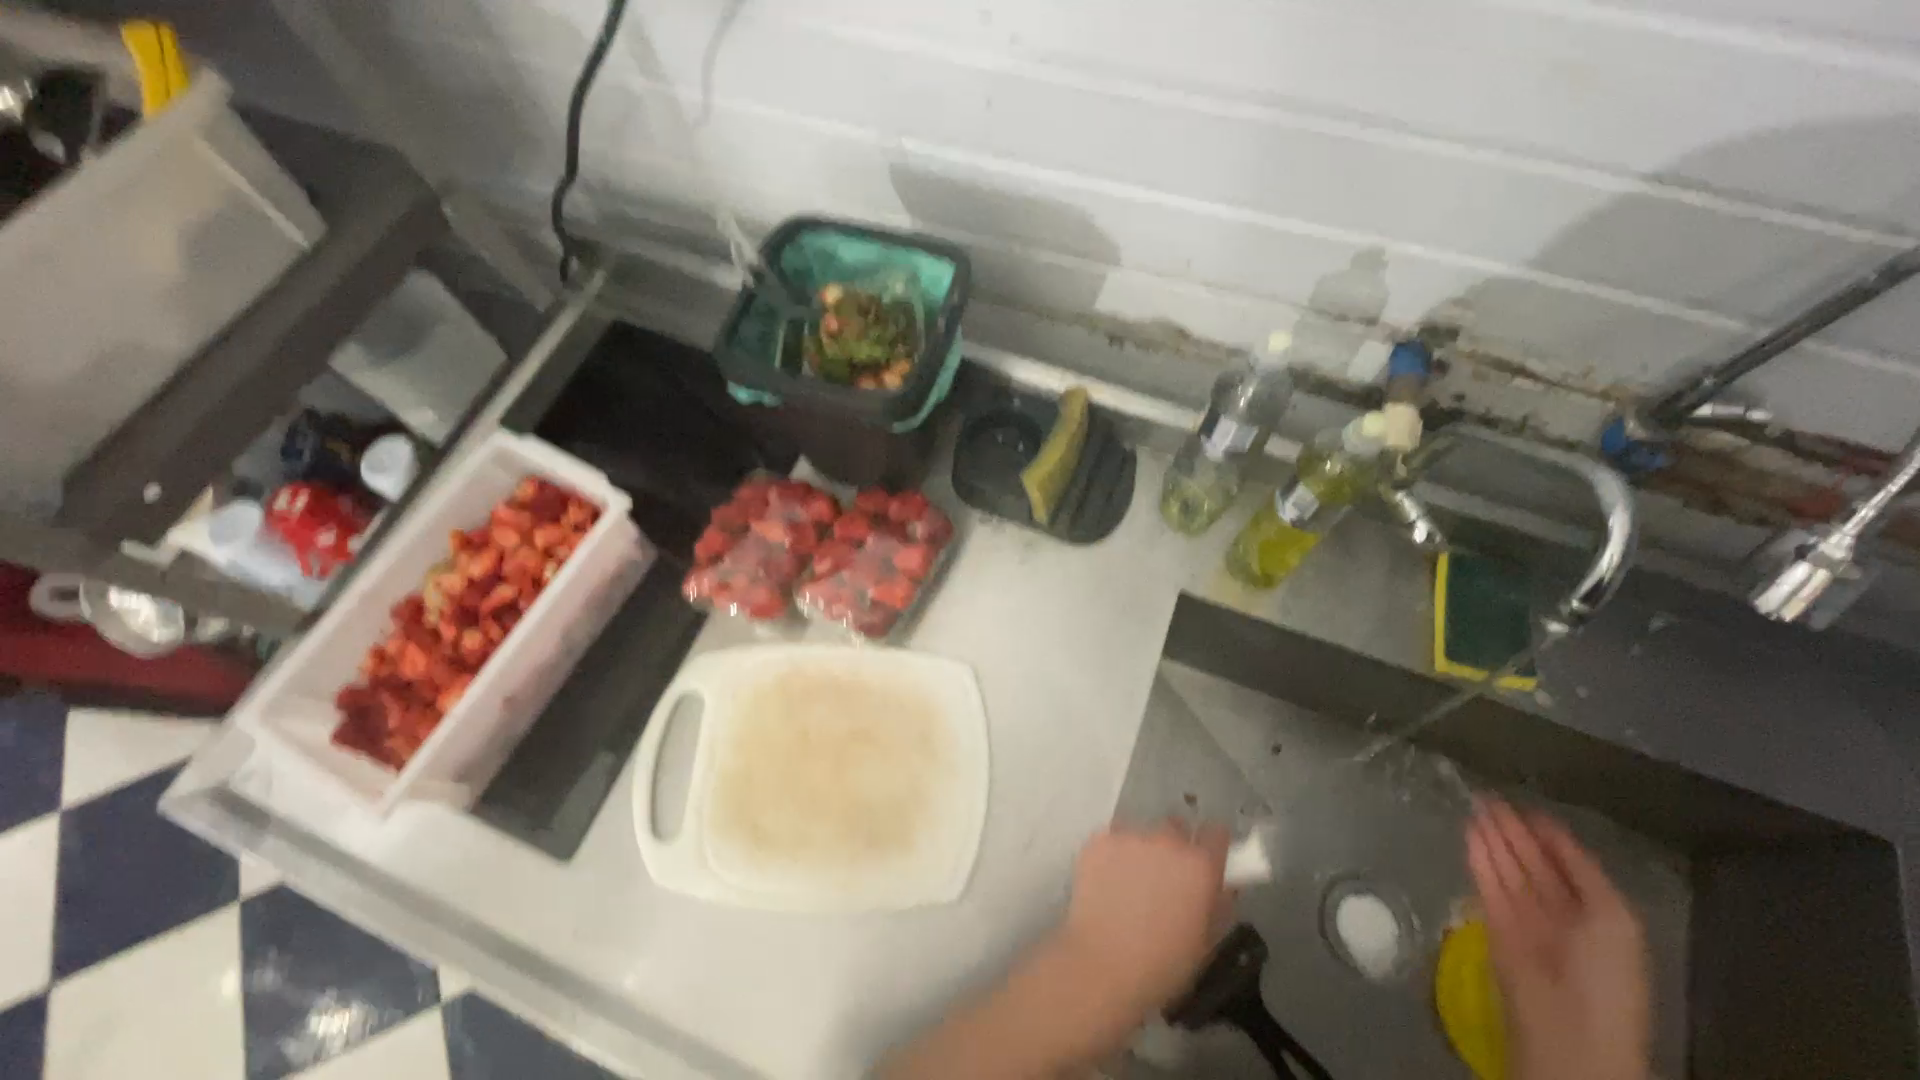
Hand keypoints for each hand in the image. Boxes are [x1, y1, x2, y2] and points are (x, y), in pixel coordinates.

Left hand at [1053, 821, 1233, 1023]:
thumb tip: (1220, 885)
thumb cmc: (1163, 964)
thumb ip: (1219, 903)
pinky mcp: (1098, 841)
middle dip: (1175, 847)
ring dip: (1142, 850)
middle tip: (1165, 877)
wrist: (1102, 966)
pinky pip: (1112, 839)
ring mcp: (1129, 837)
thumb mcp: (1207, 940)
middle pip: (1176, 828)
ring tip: (1130, 881)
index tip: (1206, 860)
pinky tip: (1107, 881)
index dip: (1212, 846)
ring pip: (1141, 833)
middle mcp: (1167, 841)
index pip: (1216, 833)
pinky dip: (1113, 854)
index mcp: (1200, 865)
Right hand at [1466, 798, 1650, 1079]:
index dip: (1547, 834)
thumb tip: (1548, 831)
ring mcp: (1525, 918)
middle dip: (1512, 830)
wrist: (1569, 1026)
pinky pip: (1486, 885)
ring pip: (1506, 869)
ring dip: (1491, 839)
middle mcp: (1560, 912)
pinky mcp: (1494, 924)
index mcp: (1596, 912)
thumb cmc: (1605, 972)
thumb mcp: (1613, 915)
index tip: (1526, 806)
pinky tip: (1469, 834)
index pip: (1566, 864)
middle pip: (1531, 863)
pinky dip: (1478, 859)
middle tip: (1489, 796)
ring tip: (1474, 805)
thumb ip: (1582, 870)